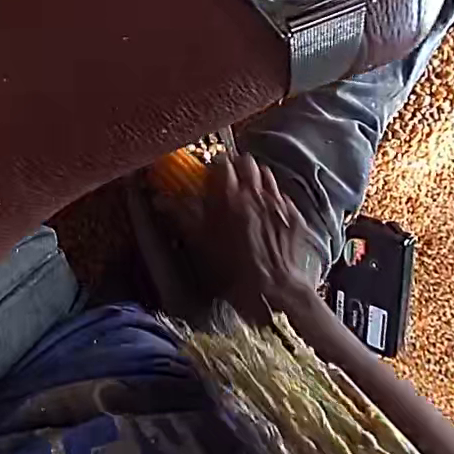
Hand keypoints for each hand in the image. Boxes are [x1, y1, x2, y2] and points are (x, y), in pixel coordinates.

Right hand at [189, 152, 318, 322]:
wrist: (273, 292)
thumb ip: (180, 215)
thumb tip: (159, 199)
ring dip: (256, 178)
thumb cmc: (231, 270)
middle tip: (230, 181)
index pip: (222, 163)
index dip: (215, 166)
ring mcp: (278, 203)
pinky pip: (283, 196)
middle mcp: (256, 193)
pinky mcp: (294, 216)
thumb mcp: (200, 243)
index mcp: (229, 196)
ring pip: (267, 175)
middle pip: (247, 162)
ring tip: (249, 193)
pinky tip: (267, 213)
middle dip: (237, 167)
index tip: (210, 174)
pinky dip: (273, 199)